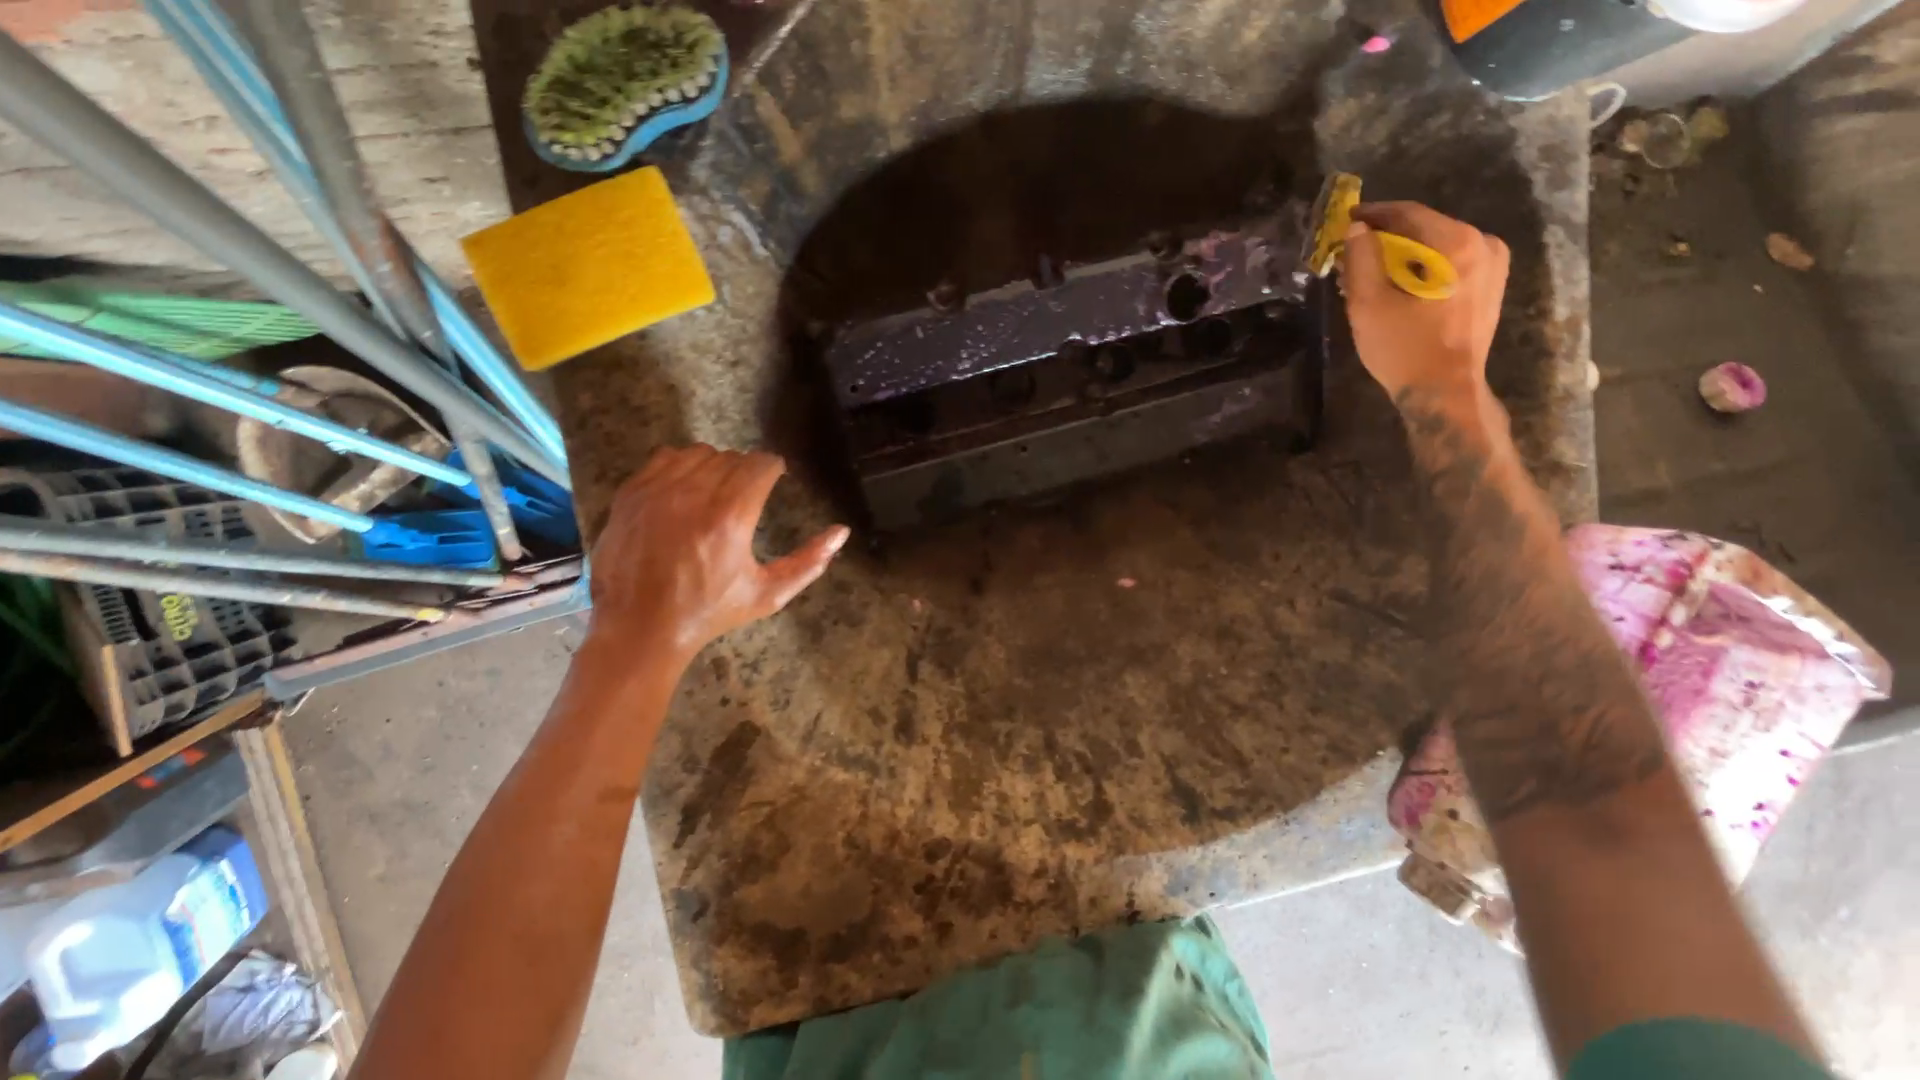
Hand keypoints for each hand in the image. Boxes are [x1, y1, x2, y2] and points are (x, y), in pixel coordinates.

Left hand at [586, 445, 849, 660]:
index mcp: (731, 517)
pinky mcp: (631, 494)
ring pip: (698, 453)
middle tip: (745, 495)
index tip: (775, 480)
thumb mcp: (767, 594)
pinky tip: (683, 490)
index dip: (773, 469)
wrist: (640, 628)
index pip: (761, 464)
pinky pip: (664, 458)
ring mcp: (658, 491)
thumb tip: (841, 532)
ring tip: (714, 491)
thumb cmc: (709, 613)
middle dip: (745, 471)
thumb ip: (809, 562)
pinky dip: (680, 467)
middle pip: (732, 457)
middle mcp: (694, 495)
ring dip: (713, 465)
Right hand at [1340, 202, 1509, 405]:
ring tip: (1373, 272)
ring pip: (1438, 246)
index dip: (1374, 214)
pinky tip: (1400, 286)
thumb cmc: (1405, 349)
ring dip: (1404, 255)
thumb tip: (1357, 229)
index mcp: (1457, 243)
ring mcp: (1494, 265)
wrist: (1445, 393)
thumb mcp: (1369, 304)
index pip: (1409, 213)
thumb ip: (1361, 259)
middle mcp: (1483, 244)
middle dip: (1387, 239)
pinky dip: (1423, 268)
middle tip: (1354, 253)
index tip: (1347, 220)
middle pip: (1425, 228)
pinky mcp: (1491, 286)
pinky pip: (1451, 263)